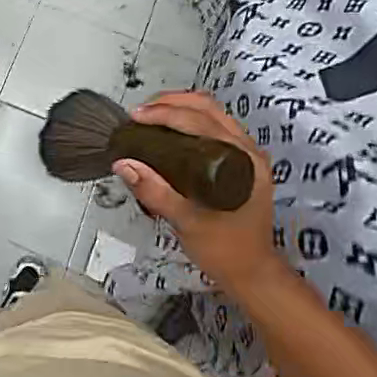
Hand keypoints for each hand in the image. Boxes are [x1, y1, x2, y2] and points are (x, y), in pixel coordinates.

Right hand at [114, 91, 286, 296]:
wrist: (252, 275)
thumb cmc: (226, 251)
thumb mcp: (186, 221)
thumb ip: (155, 192)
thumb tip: (123, 164)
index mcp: (243, 159)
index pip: (201, 119)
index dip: (166, 113)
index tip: (137, 117)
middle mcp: (248, 149)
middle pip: (208, 107)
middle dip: (171, 102)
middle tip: (141, 113)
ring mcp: (247, 154)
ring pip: (212, 113)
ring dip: (180, 108)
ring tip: (150, 116)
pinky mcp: (241, 161)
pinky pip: (214, 126)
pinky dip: (190, 120)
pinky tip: (169, 130)